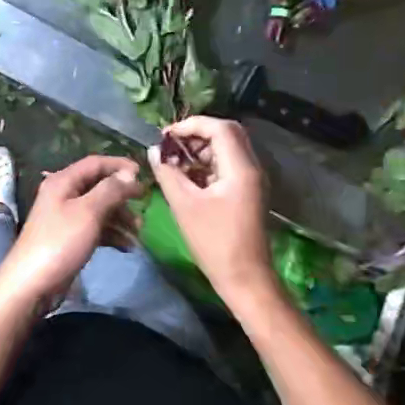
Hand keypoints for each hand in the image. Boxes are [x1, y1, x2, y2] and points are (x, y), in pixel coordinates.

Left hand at [0, 155, 142, 311]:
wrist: (32, 284)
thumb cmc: (60, 243)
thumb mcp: (88, 212)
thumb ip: (110, 190)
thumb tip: (129, 173)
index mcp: (63, 181)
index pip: (96, 163)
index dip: (120, 166)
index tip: (145, 176)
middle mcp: (64, 194)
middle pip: (99, 186)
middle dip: (123, 196)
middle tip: (145, 207)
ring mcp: (67, 217)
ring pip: (100, 209)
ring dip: (120, 217)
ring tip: (138, 232)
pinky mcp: (71, 238)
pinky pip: (96, 228)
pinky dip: (112, 234)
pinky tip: (127, 247)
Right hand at [149, 117, 274, 298]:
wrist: (245, 279)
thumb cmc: (214, 242)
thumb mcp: (184, 205)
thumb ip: (167, 173)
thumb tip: (154, 151)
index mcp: (240, 168)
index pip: (219, 127)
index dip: (191, 125)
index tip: (165, 136)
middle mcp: (251, 168)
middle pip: (226, 133)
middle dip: (196, 134)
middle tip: (170, 145)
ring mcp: (251, 180)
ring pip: (226, 149)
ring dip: (200, 149)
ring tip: (173, 161)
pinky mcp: (246, 192)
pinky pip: (226, 165)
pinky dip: (206, 164)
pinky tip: (185, 177)